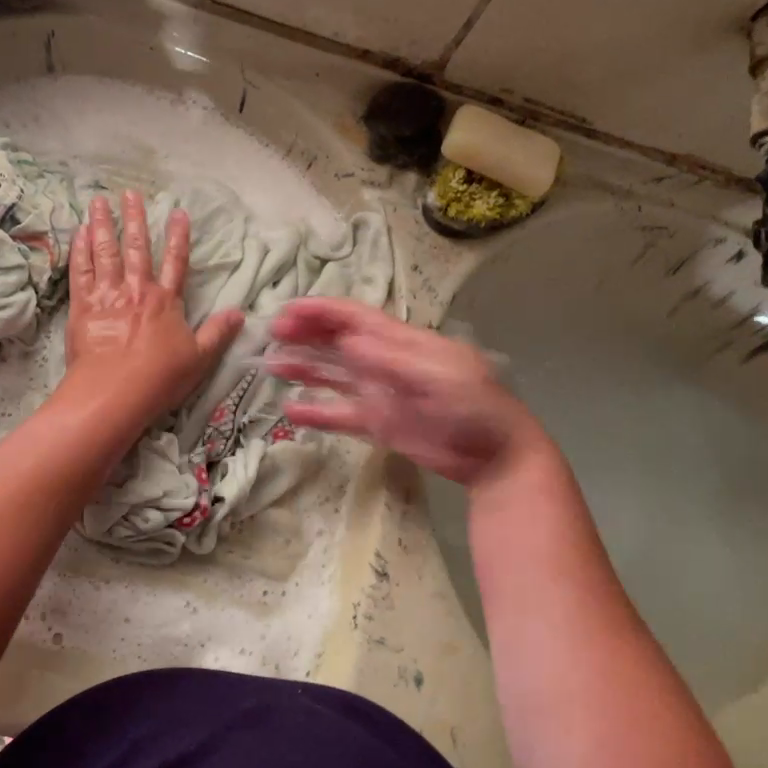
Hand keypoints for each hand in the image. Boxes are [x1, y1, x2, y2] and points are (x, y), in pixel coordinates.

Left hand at [63, 191, 244, 426]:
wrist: (112, 394)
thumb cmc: (159, 379)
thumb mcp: (199, 359)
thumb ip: (218, 333)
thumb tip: (240, 313)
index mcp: (166, 301)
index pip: (176, 261)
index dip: (178, 236)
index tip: (178, 212)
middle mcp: (137, 290)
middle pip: (136, 247)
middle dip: (134, 218)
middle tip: (131, 193)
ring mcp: (107, 296)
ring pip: (104, 252)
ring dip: (102, 224)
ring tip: (98, 201)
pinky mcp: (82, 307)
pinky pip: (81, 272)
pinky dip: (79, 251)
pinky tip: (78, 233)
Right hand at [269, 298, 546, 486]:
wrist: (497, 456)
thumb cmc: (475, 406)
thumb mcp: (440, 376)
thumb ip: (393, 360)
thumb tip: (347, 341)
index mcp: (402, 342)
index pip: (354, 318)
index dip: (321, 311)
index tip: (287, 310)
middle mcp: (385, 362)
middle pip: (337, 341)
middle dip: (305, 334)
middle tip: (270, 335)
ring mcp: (380, 393)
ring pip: (334, 375)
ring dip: (304, 367)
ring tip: (270, 365)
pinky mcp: (379, 424)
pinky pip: (341, 413)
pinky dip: (317, 411)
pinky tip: (290, 410)